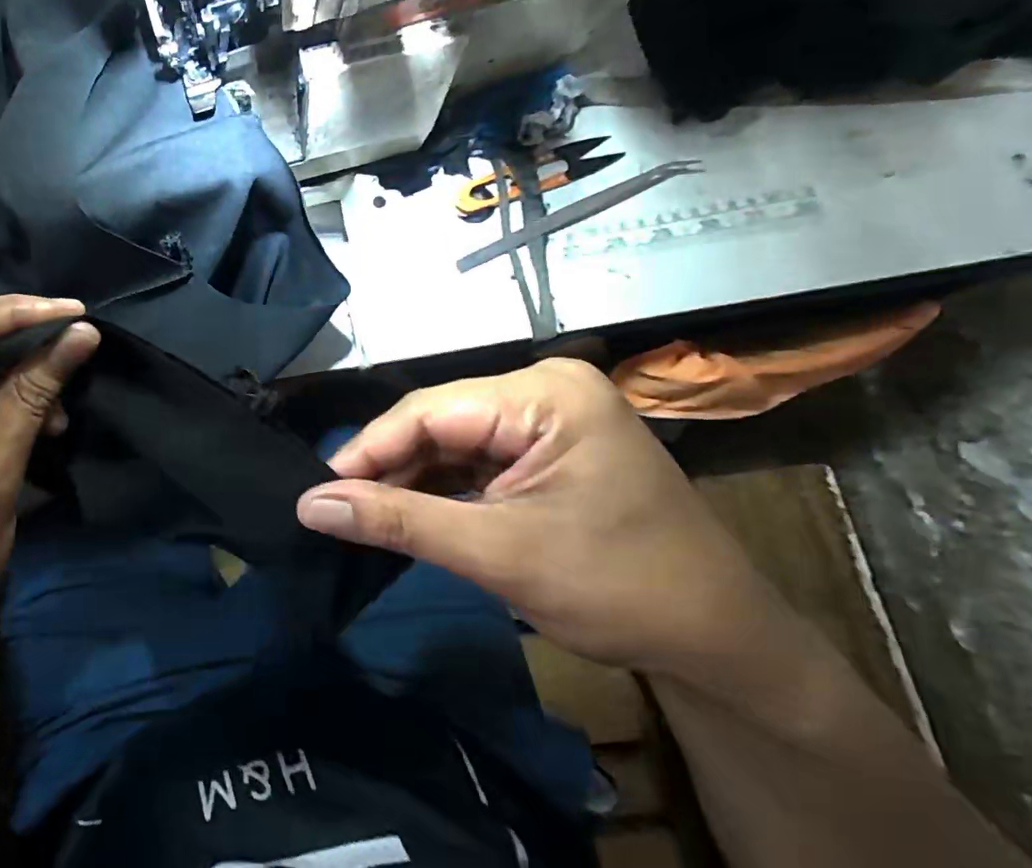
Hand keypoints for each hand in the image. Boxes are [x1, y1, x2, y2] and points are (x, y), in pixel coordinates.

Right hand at [295, 359, 792, 682]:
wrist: (720, 640)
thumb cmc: (618, 589)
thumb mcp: (498, 553)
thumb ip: (399, 522)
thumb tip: (311, 505)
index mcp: (546, 394)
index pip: (429, 410)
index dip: (367, 451)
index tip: (316, 494)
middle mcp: (546, 390)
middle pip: (440, 422)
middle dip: (389, 469)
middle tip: (334, 512)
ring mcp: (551, 419)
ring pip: (455, 443)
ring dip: (412, 482)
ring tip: (361, 517)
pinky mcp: (551, 450)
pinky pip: (479, 461)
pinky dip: (444, 491)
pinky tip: (409, 515)